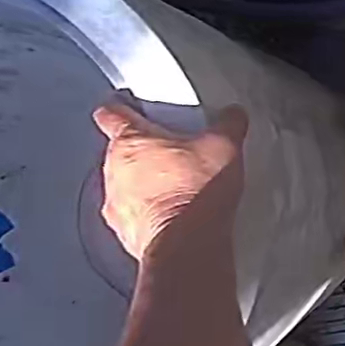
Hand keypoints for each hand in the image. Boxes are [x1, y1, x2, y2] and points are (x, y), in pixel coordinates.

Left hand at [92, 97, 248, 263]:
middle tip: (176, 148)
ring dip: (146, 179)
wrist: (187, 240)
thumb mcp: (225, 143)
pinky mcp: (123, 229)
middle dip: (145, 148)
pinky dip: (150, 207)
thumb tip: (232, 113)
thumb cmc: (197, 187)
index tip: (126, 105)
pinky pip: (134, 210)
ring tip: (181, 182)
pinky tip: (177, 209)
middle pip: (121, 149)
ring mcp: (115, 201)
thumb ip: (228, 123)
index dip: (120, 107)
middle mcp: (113, 169)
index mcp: (132, 141)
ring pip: (125, 181)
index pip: (112, 114)